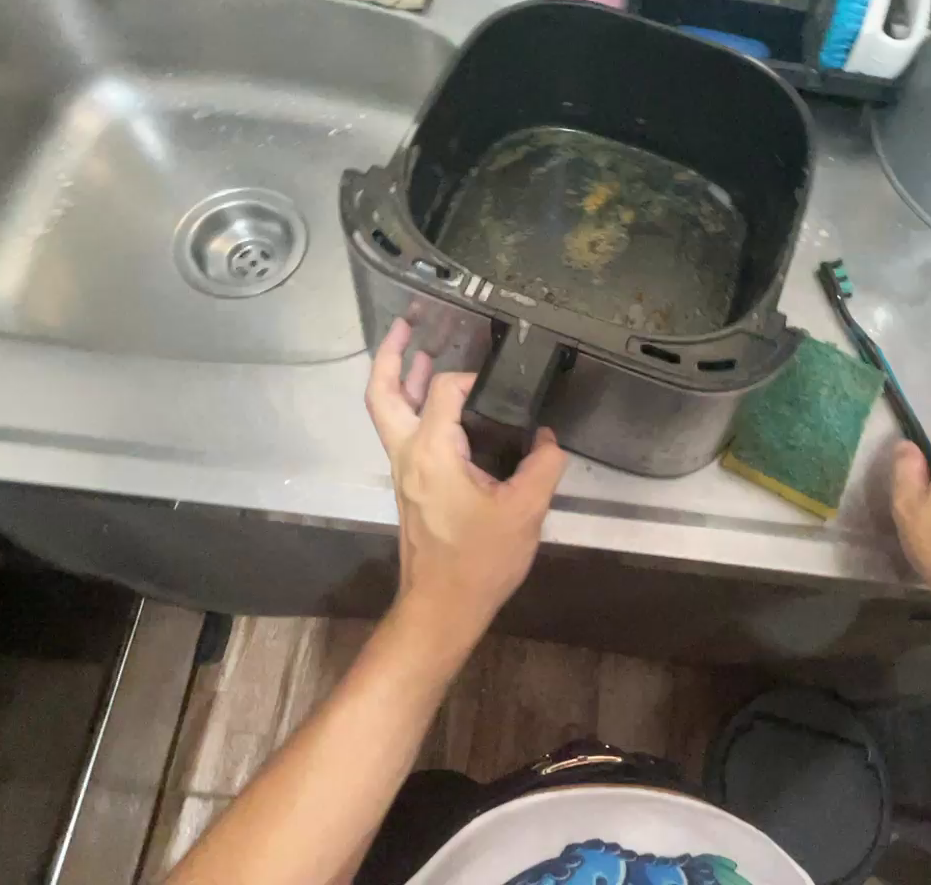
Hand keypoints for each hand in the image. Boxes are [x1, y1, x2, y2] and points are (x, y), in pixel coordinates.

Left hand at [365, 319, 568, 633]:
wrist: (442, 608)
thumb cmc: (480, 561)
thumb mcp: (525, 511)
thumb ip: (543, 466)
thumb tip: (548, 438)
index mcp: (432, 452)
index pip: (446, 391)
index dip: (472, 378)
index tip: (504, 385)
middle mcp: (407, 453)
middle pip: (382, 392)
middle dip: (392, 355)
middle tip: (409, 324)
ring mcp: (403, 470)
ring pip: (389, 412)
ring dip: (402, 378)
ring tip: (423, 349)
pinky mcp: (410, 485)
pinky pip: (404, 431)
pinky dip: (414, 406)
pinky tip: (444, 405)